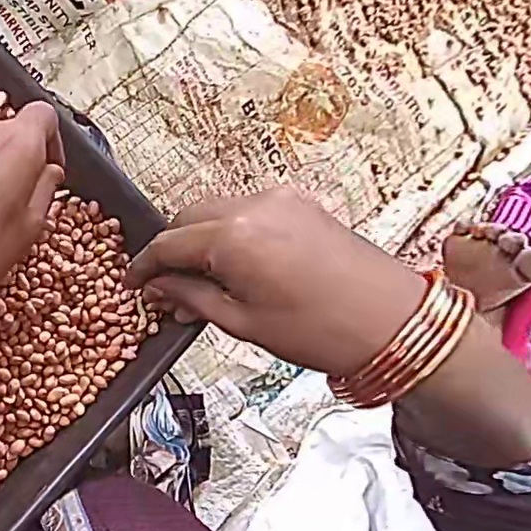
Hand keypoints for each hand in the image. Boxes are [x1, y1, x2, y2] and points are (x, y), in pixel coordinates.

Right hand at [130, 187, 530, 465]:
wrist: (399, 324)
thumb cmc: (321, 331)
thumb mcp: (242, 322)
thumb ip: (190, 296)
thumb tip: (158, 289)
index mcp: (233, 237)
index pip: (167, 243)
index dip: (143, 266)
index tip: (132, 284)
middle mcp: (252, 206)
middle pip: (186, 218)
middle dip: (169, 249)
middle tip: (163, 287)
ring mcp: (279, 200)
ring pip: (213, 211)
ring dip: (197, 240)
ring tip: (198, 281)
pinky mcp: (299, 203)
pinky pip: (244, 210)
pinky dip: (226, 232)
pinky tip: (230, 265)